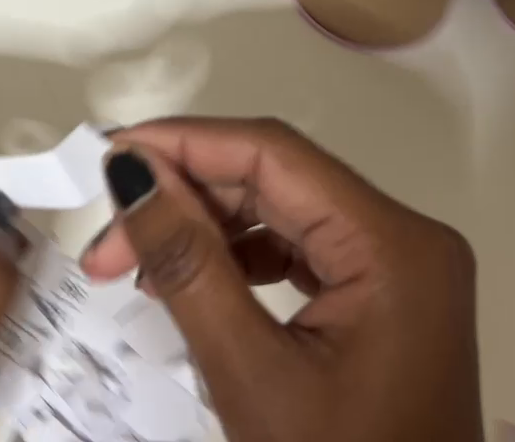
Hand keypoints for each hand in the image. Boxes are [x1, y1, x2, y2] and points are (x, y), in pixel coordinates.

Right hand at [81, 118, 482, 441]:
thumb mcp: (251, 373)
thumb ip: (186, 261)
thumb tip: (133, 173)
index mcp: (393, 246)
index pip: (271, 154)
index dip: (185, 142)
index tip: (114, 153)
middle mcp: (404, 239)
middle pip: (272, 179)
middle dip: (183, 196)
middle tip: (110, 231)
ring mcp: (395, 266)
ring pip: (277, 209)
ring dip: (201, 226)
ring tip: (133, 261)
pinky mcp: (378, 294)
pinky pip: (294, 246)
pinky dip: (234, 256)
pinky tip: (187, 278)